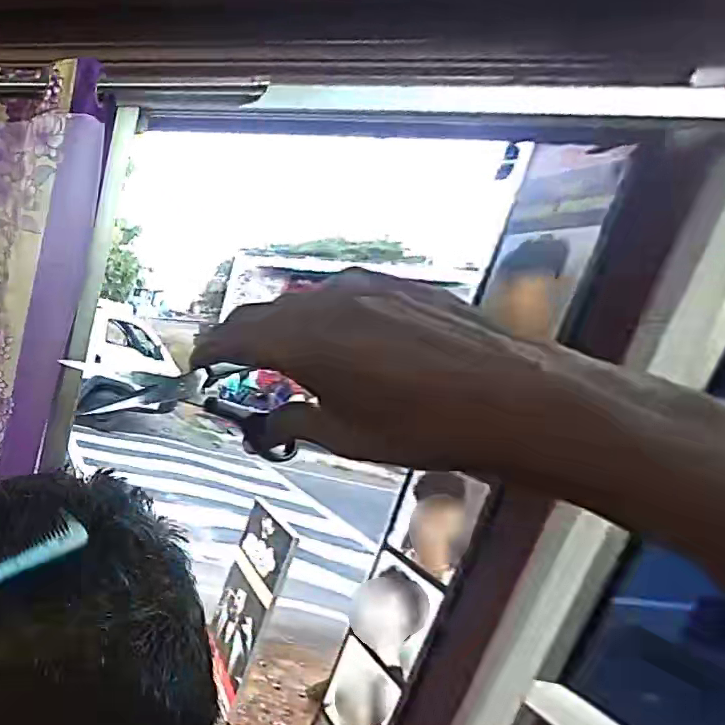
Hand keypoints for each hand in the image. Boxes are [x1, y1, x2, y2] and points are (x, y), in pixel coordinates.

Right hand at [191, 268, 571, 472]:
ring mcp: (368, 291)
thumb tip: (272, 424)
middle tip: (224, 357)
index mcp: (301, 342)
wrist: (528, 403)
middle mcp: (326, 306)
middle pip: (258, 314)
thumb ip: (293, 421)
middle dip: (234, 336)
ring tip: (275, 347)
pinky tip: (332, 332)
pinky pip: (340, 293)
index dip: (207, 352)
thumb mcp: (343, 436)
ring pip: (297, 301)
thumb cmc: (429, 426)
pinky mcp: (404, 288)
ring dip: (276, 322)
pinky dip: (319, 312)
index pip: (231, 339)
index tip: (196, 363)